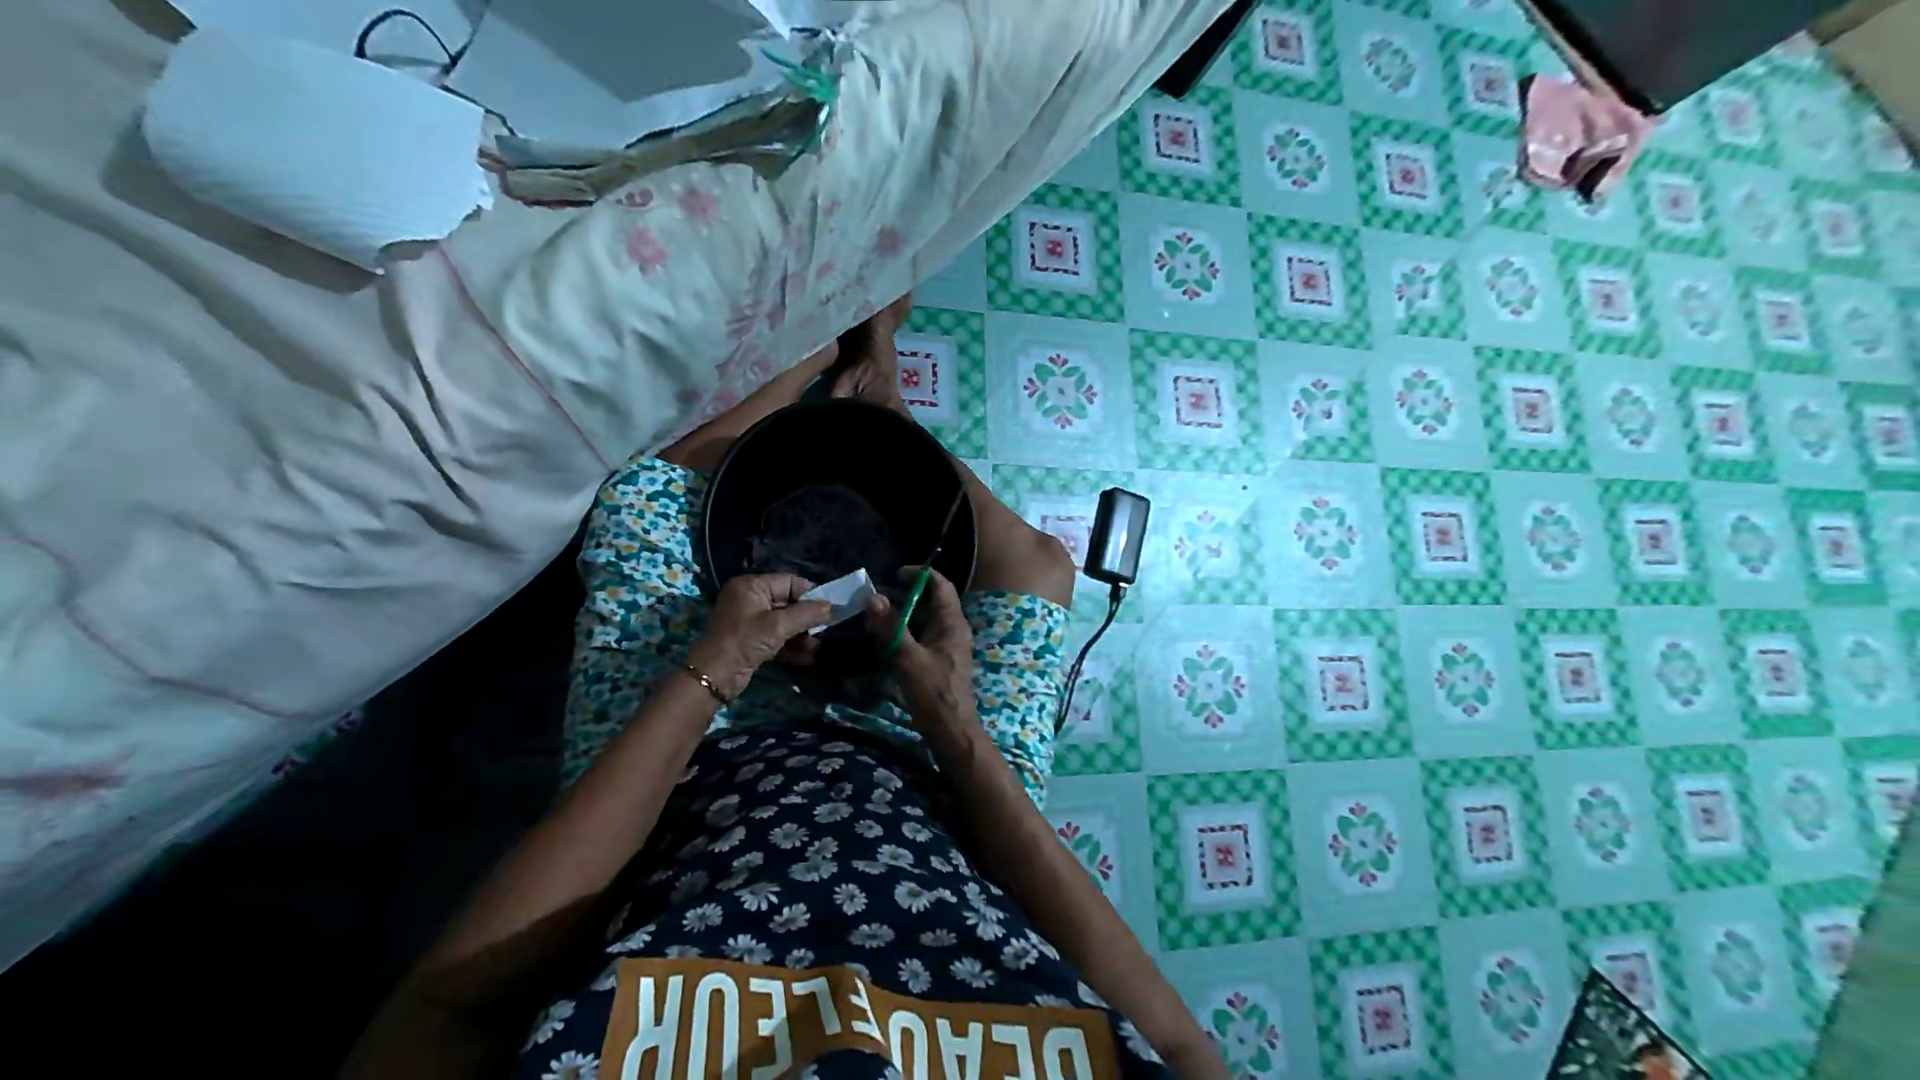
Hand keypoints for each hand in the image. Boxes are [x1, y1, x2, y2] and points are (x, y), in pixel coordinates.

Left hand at [687, 574, 831, 700]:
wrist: (714, 676)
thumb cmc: (745, 641)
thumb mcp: (778, 626)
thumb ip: (807, 614)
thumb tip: (832, 607)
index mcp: (751, 586)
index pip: (789, 581)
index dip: (810, 594)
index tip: (828, 608)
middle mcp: (750, 599)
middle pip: (788, 602)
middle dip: (807, 618)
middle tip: (824, 629)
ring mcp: (749, 620)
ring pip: (784, 622)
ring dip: (801, 635)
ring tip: (816, 648)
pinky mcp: (751, 640)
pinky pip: (777, 636)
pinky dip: (791, 645)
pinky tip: (807, 657)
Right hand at [864, 568, 975, 737]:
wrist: (951, 729)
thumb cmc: (933, 692)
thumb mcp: (907, 658)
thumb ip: (890, 627)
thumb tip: (873, 597)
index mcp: (952, 623)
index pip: (941, 586)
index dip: (921, 574)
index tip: (896, 574)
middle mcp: (954, 630)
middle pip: (933, 601)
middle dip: (908, 595)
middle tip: (882, 596)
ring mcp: (949, 646)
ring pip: (927, 620)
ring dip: (906, 614)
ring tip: (880, 616)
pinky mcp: (942, 661)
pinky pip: (925, 636)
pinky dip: (908, 632)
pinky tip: (888, 640)